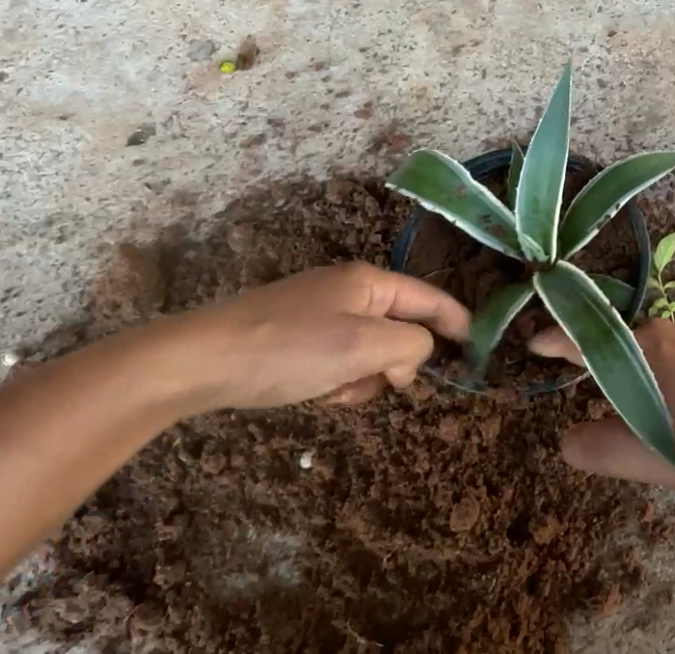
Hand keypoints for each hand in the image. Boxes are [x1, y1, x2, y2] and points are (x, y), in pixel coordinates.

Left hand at [156, 262, 470, 412]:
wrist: (195, 362)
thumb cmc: (288, 349)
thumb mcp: (363, 346)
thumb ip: (411, 346)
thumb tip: (417, 355)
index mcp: (369, 282)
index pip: (431, 299)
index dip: (458, 322)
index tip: (478, 348)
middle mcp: (348, 290)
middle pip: (399, 328)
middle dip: (395, 362)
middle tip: (382, 385)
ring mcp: (318, 312)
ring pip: (369, 349)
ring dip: (362, 376)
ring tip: (333, 392)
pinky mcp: (293, 336)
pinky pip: (337, 358)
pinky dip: (335, 379)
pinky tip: (312, 393)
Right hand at [530, 318, 674, 484]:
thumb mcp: (639, 453)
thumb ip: (595, 447)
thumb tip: (568, 439)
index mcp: (641, 349)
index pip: (588, 341)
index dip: (558, 341)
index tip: (535, 341)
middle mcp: (666, 330)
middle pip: (623, 341)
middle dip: (607, 360)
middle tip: (601, 389)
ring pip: (656, 345)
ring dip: (644, 365)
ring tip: (649, 399)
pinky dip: (673, 366)